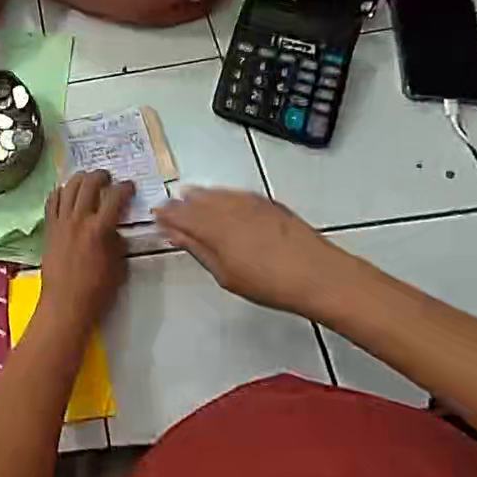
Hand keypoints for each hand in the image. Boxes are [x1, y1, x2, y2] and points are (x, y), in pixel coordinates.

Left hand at [41, 170, 134, 319]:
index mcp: (99, 229)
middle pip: (88, 185)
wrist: (66, 303)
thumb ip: (117, 241)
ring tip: (87, 178)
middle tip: (107, 177)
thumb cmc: (97, 289)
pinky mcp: (48, 228)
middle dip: (100, 176)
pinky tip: (65, 191)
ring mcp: (60, 222)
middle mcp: (78, 220)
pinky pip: (52, 202)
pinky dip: (59, 192)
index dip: (124, 188)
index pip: (114, 198)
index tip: (129, 186)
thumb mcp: (118, 265)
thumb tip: (113, 229)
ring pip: (67, 189)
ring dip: (79, 179)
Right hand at [152, 187, 374, 318]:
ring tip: (189, 197)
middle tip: (169, 208)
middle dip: (179, 203)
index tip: (155, 216)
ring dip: (199, 196)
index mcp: (211, 227)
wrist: (321, 276)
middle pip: (195, 201)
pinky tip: (221, 198)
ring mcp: (249, 203)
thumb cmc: (268, 284)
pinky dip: (221, 194)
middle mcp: (227, 208)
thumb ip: (197, 249)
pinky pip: (235, 193)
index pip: (179, 215)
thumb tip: (173, 232)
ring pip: (215, 193)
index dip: (165, 215)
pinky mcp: (268, 203)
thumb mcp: (225, 274)